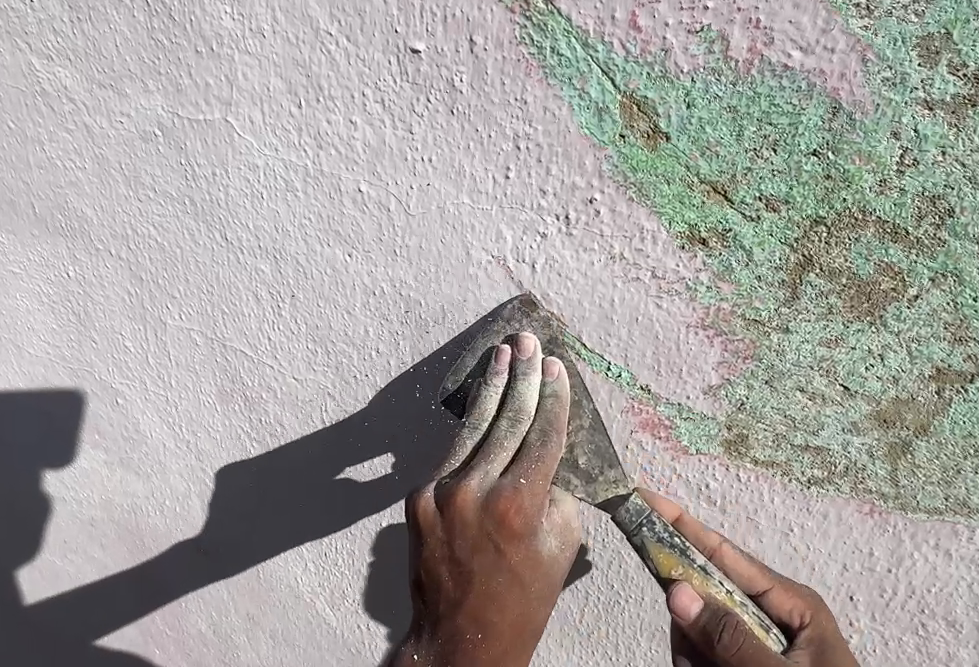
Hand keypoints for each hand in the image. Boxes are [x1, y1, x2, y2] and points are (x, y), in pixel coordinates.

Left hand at [396, 332, 582, 666]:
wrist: (460, 638)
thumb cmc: (523, 598)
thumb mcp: (560, 548)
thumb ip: (555, 493)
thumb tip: (546, 453)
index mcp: (519, 505)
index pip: (542, 435)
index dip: (552, 399)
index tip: (556, 368)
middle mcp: (477, 490)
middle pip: (507, 419)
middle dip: (522, 377)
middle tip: (528, 342)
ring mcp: (442, 491)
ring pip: (473, 427)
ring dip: (491, 387)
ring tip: (502, 354)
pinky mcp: (418, 496)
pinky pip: (452, 457)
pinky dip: (470, 433)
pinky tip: (482, 404)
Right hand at [642, 491, 859, 666]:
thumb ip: (731, 639)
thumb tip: (676, 589)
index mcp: (793, 603)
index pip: (725, 552)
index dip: (682, 524)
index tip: (643, 497)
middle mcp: (774, 614)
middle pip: (705, 595)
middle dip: (689, 630)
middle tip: (693, 664)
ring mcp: (760, 642)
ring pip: (699, 631)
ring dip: (695, 659)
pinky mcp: (750, 663)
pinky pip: (706, 655)